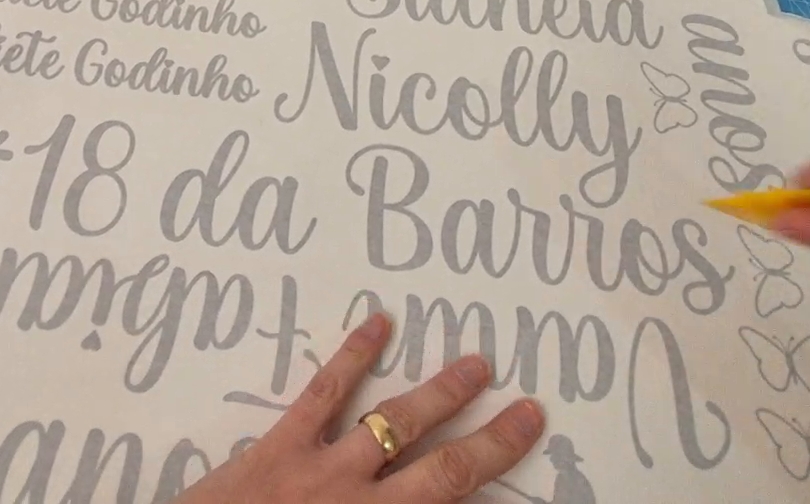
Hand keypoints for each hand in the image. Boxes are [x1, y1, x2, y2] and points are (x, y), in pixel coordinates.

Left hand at [177, 312, 544, 502]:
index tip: (520, 450)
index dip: (489, 479)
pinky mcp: (284, 443)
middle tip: (525, 408)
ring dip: (439, 393)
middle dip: (487, 442)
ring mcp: (323, 469)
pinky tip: (379, 323)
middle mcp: (361, 503)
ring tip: (475, 364)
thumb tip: (415, 497)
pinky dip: (354, 355)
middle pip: (440, 469)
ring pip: (394, 422)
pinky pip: (326, 392)